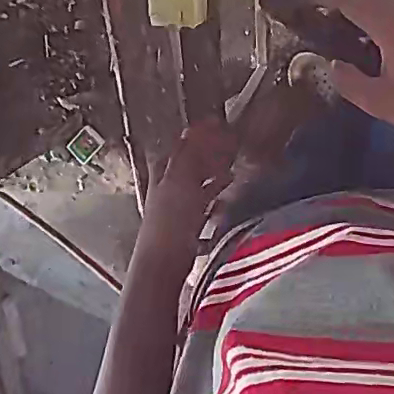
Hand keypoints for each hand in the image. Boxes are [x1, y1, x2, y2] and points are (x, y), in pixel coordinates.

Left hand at [142, 120, 237, 234]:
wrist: (162, 268)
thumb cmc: (171, 223)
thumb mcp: (181, 184)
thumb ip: (189, 158)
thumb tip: (195, 129)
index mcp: (163, 176)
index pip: (179, 148)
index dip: (197, 135)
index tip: (218, 124)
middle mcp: (165, 190)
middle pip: (187, 166)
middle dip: (206, 155)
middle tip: (229, 146)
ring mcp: (174, 212)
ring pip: (195, 187)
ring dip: (212, 177)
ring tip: (232, 171)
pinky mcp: (184, 232)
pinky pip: (201, 210)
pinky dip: (213, 201)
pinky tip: (225, 203)